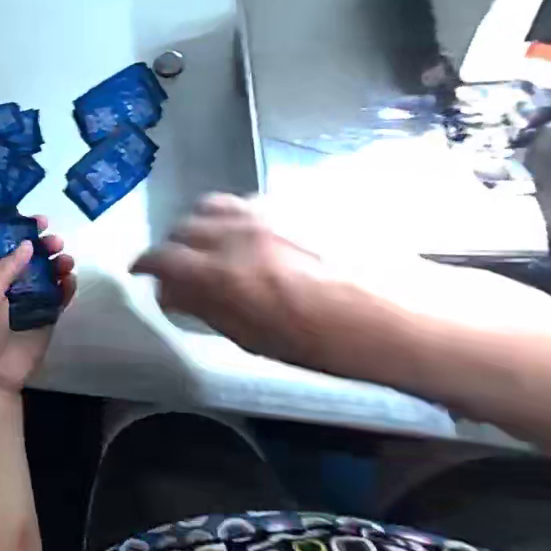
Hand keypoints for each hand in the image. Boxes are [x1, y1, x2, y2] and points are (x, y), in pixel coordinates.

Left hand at [0, 218, 75, 393]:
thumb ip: (6, 269)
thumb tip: (27, 244)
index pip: (5, 247)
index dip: (21, 232)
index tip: (39, 221)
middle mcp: (10, 284)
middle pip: (31, 258)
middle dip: (44, 246)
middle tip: (56, 242)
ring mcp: (30, 300)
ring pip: (48, 274)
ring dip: (58, 264)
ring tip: (66, 260)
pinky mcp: (46, 317)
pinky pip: (59, 297)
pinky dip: (67, 286)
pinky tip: (70, 280)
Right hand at [131, 194, 550, 385]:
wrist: (409, 315)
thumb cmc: (332, 346)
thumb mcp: (258, 341)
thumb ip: (208, 311)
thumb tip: (174, 295)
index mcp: (224, 272)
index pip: (163, 258)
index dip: (146, 266)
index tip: (141, 275)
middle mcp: (238, 233)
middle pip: (184, 227)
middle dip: (172, 247)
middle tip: (178, 269)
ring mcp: (267, 213)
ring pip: (212, 206)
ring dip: (200, 226)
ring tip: (210, 248)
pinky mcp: (294, 206)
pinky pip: (245, 203)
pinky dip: (231, 218)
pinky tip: (249, 239)